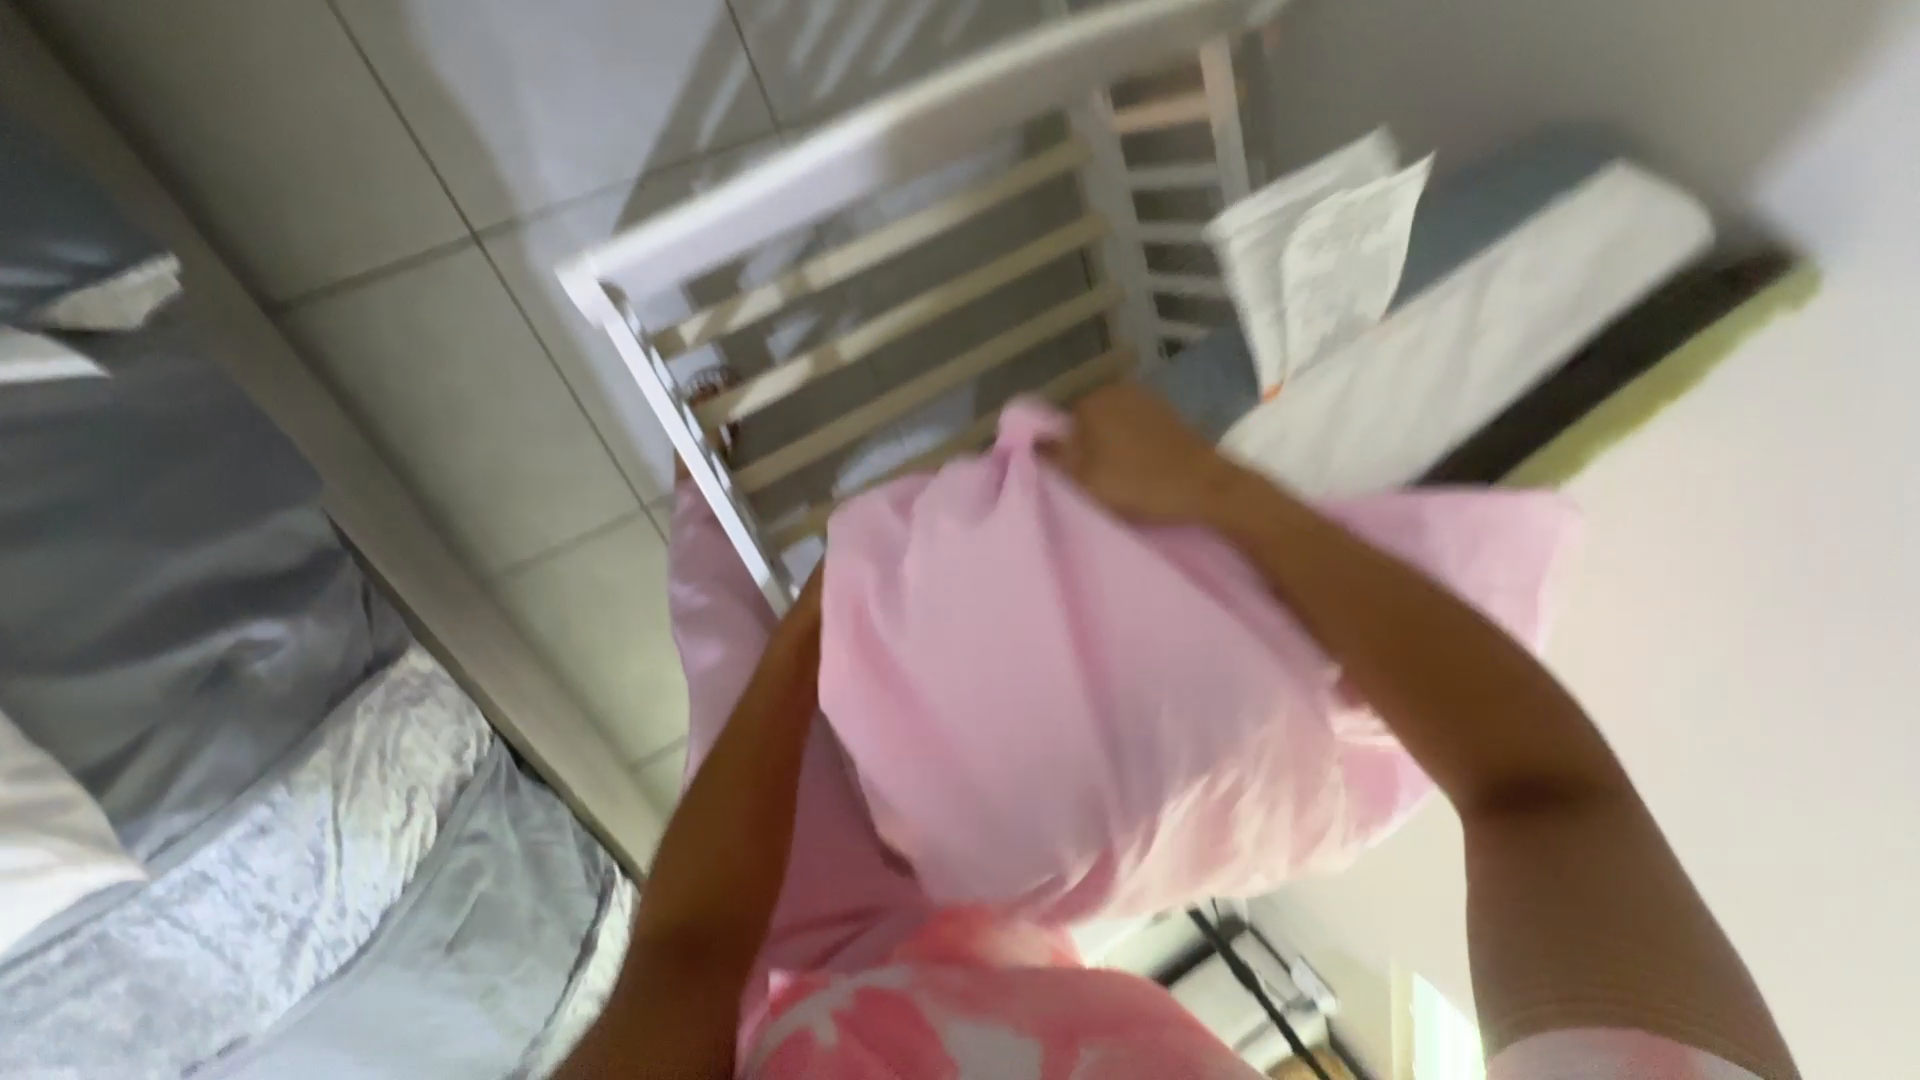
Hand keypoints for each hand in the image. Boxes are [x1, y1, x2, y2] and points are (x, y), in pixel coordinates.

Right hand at [1042, 383, 1251, 526]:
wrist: (1205, 488)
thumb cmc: (1137, 484)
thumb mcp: (1083, 479)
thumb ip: (1052, 457)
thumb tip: (1028, 439)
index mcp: (1091, 400)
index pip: (1056, 422)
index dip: (1056, 450)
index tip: (1063, 477)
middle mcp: (1117, 390)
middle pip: (1084, 421)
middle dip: (1082, 446)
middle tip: (1086, 481)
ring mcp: (1146, 400)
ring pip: (1110, 425)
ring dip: (1107, 447)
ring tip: (1112, 479)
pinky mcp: (1168, 415)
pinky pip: (1134, 429)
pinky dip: (1130, 446)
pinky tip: (1136, 469)